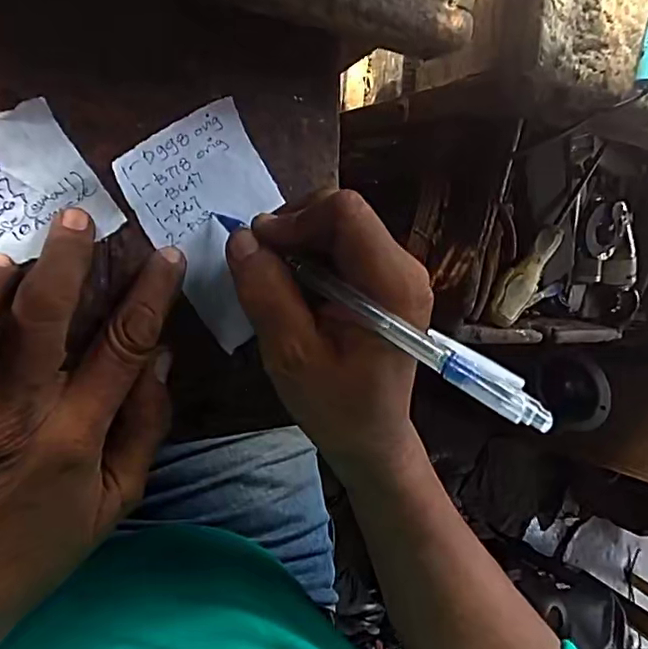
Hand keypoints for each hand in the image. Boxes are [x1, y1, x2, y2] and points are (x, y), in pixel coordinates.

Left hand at [0, 208, 184, 648]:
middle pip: (40, 319)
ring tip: (6, 262)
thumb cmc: (29, 553)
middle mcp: (7, 418)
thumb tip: (159, 357)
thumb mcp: (112, 504)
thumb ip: (143, 430)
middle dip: (66, 258)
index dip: (151, 293)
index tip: (167, 254)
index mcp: (71, 439)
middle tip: (77, 219)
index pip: (123, 347)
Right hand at [226, 190, 432, 481]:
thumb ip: (267, 293)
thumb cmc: (337, 406)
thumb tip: (242, 239)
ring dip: (300, 241)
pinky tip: (296, 286)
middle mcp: (405, 267)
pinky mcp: (386, 276)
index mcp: (392, 284)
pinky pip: (344, 243)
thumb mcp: (291, 356)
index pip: (347, 213)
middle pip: (344, 212)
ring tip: (276, 279)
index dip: (295, 218)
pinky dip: (311, 253)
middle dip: (294, 227)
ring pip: (341, 223)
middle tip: (261, 263)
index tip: (259, 246)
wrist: (373, 436)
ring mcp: (399, 270)